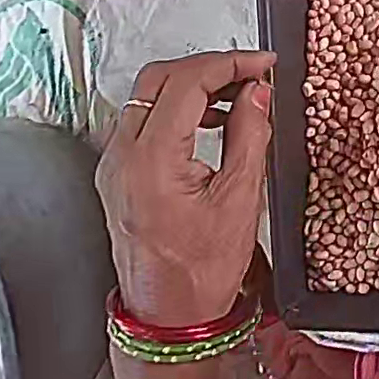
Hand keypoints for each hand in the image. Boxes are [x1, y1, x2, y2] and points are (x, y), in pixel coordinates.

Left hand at [96, 51, 274, 324]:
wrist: (169, 314)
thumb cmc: (205, 266)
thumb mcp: (241, 197)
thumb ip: (249, 134)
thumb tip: (258, 91)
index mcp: (151, 161)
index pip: (186, 83)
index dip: (230, 63)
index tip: (264, 64)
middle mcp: (121, 156)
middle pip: (159, 78)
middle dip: (210, 65)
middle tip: (253, 72)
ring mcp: (114, 163)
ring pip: (149, 94)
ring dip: (195, 83)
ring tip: (240, 92)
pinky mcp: (120, 172)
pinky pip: (146, 118)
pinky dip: (181, 106)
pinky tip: (215, 117)